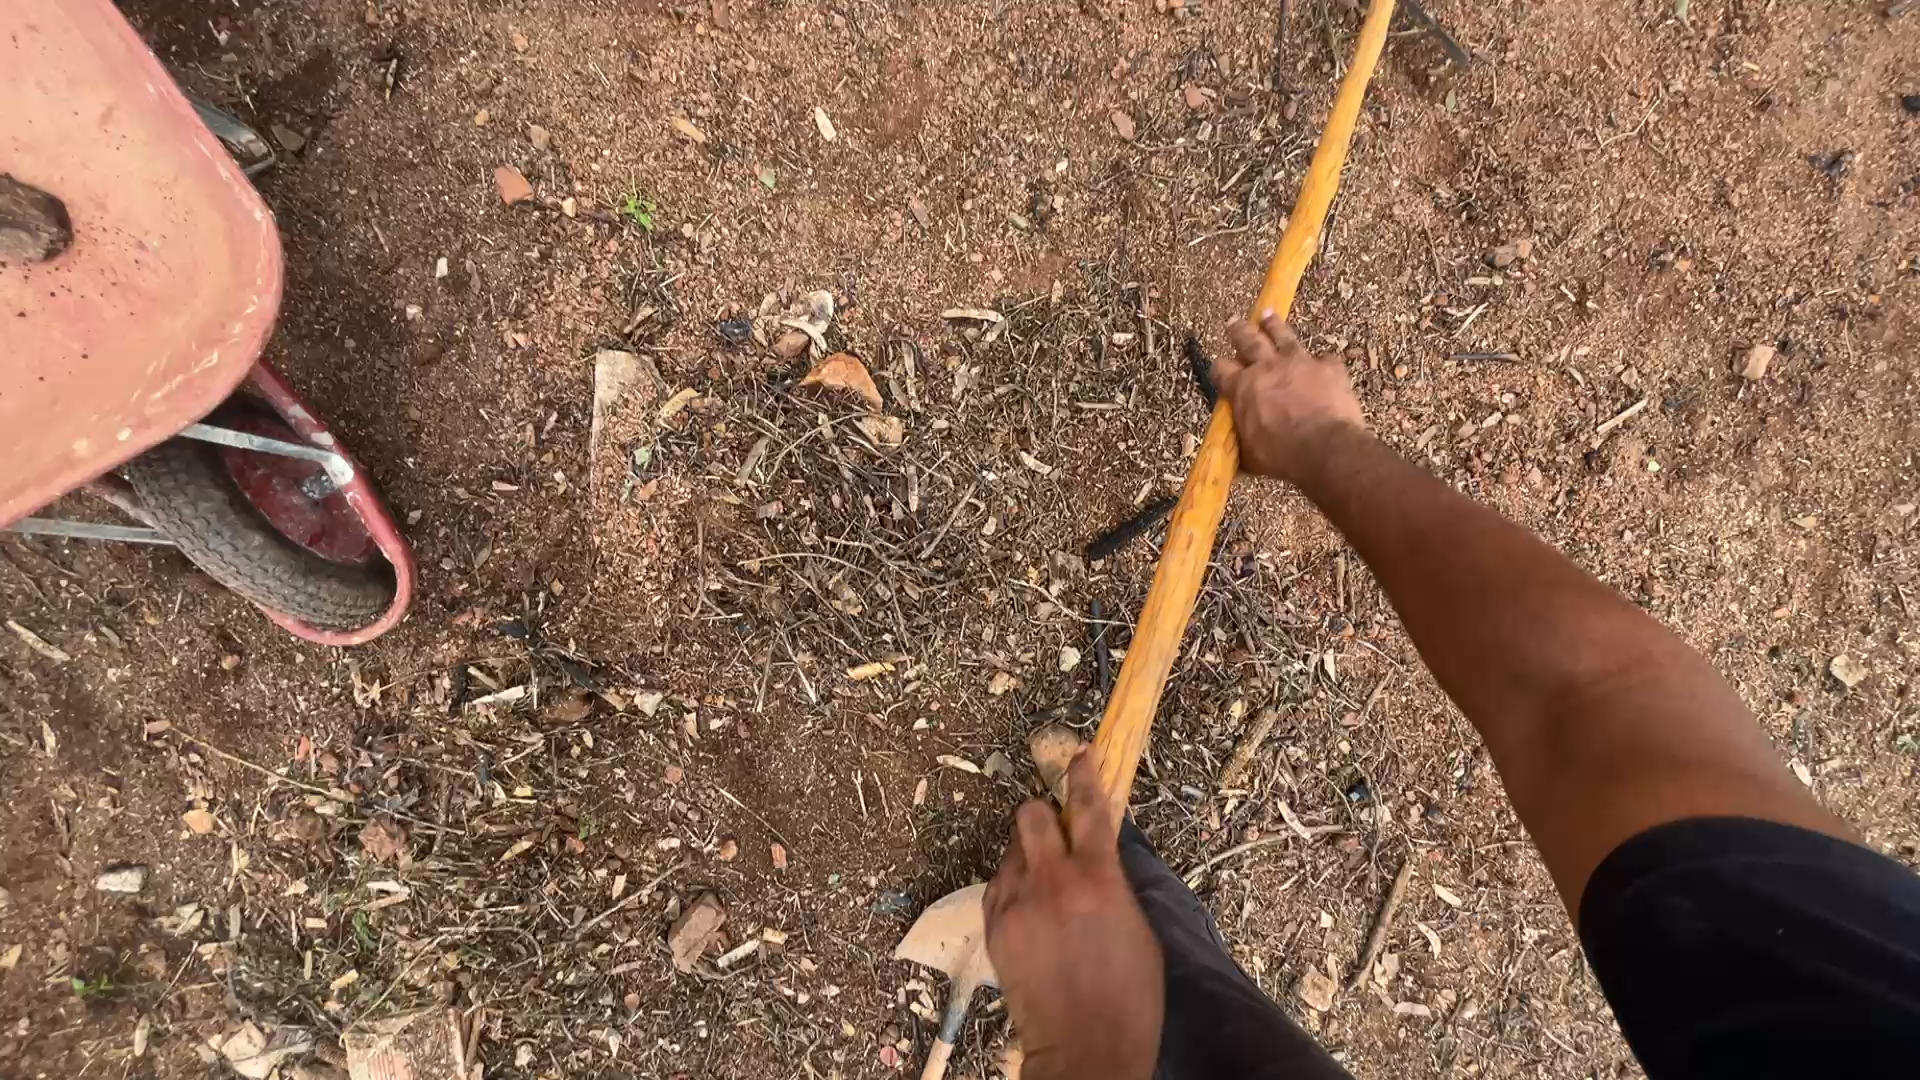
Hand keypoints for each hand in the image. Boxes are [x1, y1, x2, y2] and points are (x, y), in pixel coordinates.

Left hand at [984, 753, 1162, 1079]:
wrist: (1084, 1051)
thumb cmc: (1129, 997)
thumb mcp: (1139, 930)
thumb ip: (1114, 881)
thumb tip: (1098, 853)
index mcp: (1097, 879)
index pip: (1088, 807)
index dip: (1085, 774)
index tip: (1082, 754)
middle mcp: (1052, 880)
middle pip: (1031, 812)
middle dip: (1043, 815)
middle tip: (1057, 835)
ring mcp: (1017, 901)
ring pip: (1012, 848)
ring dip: (1030, 854)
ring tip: (1045, 885)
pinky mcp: (995, 924)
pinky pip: (999, 882)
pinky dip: (1015, 885)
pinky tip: (1031, 910)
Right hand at [1214, 313, 1365, 482]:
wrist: (1324, 448)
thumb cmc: (1280, 455)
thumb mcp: (1249, 454)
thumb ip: (1242, 441)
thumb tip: (1237, 455)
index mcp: (1242, 388)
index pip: (1221, 369)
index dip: (1220, 368)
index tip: (1220, 369)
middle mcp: (1267, 367)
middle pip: (1249, 340)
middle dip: (1239, 330)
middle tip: (1234, 322)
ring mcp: (1299, 362)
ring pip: (1282, 335)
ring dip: (1273, 325)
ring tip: (1267, 315)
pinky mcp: (1328, 367)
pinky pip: (1324, 359)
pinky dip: (1321, 362)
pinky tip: (1322, 364)